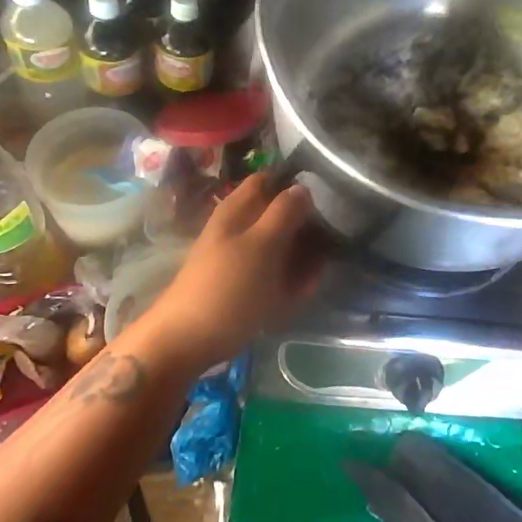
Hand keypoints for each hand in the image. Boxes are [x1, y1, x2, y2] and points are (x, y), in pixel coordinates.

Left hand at [129, 172, 322, 370]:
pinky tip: (305, 290)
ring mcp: (240, 259)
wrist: (189, 341)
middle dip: (305, 225)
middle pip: (277, 215)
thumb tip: (302, 187)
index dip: (294, 184)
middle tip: (332, 237)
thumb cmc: (228, 287)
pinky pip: (275, 275)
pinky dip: (291, 280)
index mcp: (236, 210)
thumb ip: (284, 212)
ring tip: (320, 269)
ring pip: (280, 247)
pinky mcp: (244, 286)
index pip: (268, 180)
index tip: (325, 196)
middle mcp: (238, 229)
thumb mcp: (263, 245)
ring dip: (302, 256)